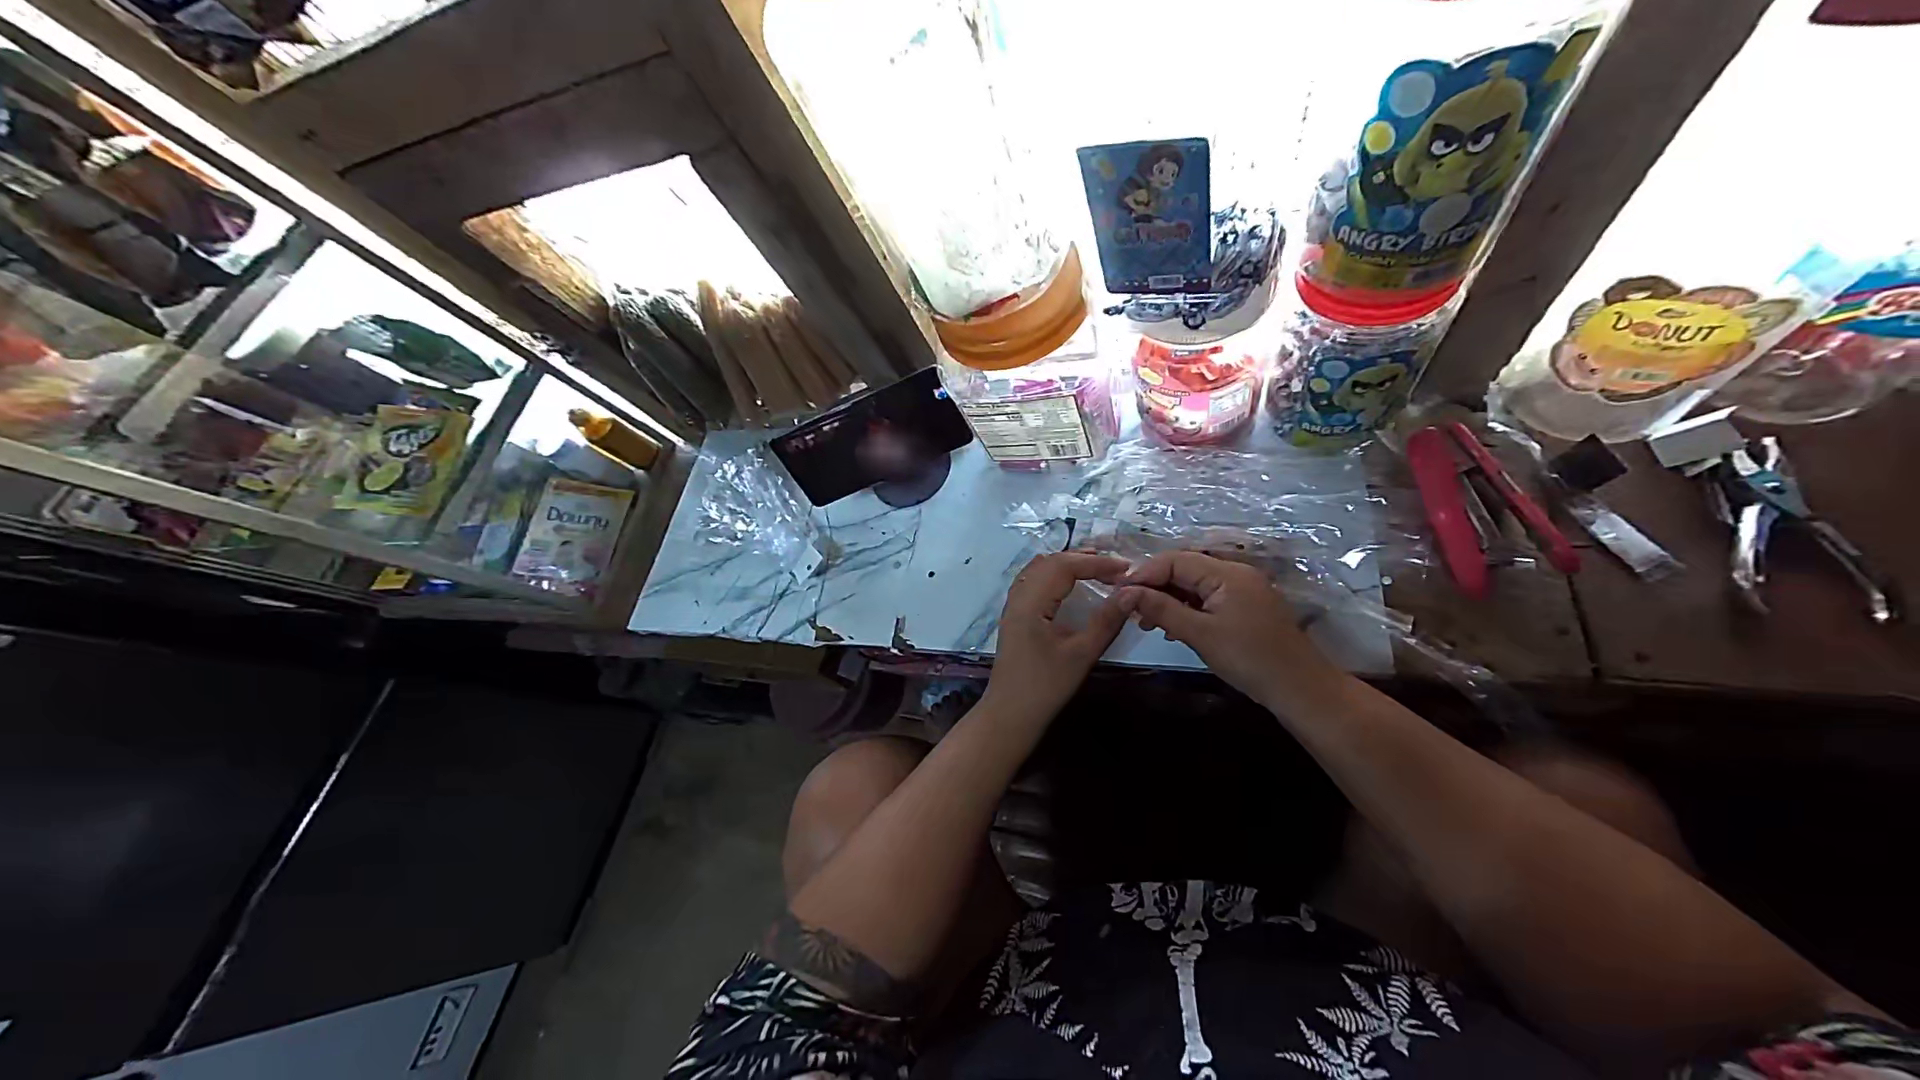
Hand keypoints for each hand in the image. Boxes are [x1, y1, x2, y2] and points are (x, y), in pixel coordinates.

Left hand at [983, 552, 1131, 721]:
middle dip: (1083, 559)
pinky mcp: (1015, 616)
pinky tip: (1071, 584)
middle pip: (1050, 562)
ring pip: (1039, 569)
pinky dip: (1055, 575)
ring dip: (1068, 564)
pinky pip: (1034, 581)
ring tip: (1098, 569)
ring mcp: (1013, 606)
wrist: (1010, 714)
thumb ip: (1107, 620)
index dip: (1096, 563)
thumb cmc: (1046, 686)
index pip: (1064, 566)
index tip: (1125, 569)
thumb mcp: (1082, 654)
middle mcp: (1018, 597)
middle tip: (1116, 567)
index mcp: (1031, 603)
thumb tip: (1132, 591)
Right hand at [1117, 551, 1347, 709]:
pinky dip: (1186, 608)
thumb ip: (1161, 609)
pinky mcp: (1245, 606)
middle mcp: (1235, 573)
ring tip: (1148, 622)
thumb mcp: (1199, 634)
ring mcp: (1242, 589)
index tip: (1119, 593)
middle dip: (1155, 586)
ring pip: (1194, 584)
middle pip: (1184, 568)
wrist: (1300, 689)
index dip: (1144, 574)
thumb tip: (1126, 592)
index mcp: (1226, 573)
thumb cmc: (1250, 660)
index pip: (1174, 560)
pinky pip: (1207, 597)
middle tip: (1131, 610)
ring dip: (1168, 599)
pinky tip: (1172, 628)